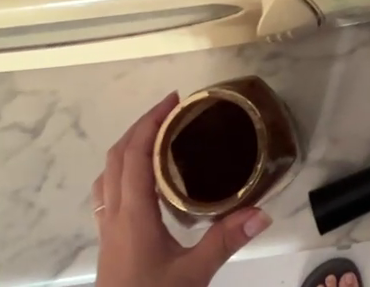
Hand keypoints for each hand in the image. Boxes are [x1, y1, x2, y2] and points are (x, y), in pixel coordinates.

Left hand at [92, 92, 271, 286]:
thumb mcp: (193, 276)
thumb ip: (225, 241)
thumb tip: (262, 213)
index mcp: (132, 215)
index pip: (134, 154)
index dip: (151, 122)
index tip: (175, 100)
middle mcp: (113, 216)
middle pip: (116, 157)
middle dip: (140, 127)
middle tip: (171, 111)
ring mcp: (107, 231)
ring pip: (108, 174)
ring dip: (129, 148)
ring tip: (158, 138)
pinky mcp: (109, 244)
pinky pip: (108, 194)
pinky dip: (124, 172)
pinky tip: (147, 182)